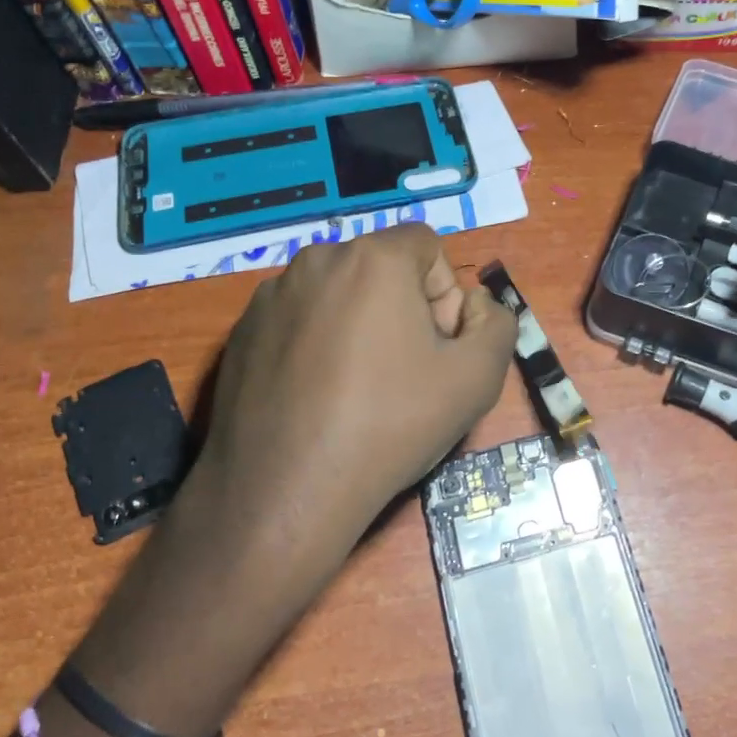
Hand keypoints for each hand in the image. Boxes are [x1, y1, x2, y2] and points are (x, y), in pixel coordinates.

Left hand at [197, 223, 516, 557]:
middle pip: (380, 269)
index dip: (445, 296)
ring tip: (357, 390)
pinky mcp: (240, 332)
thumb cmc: (390, 425)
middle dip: (402, 309)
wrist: (286, 490)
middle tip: (404, 373)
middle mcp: (316, 260)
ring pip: (337, 295)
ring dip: (358, 326)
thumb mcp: (478, 378)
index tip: (438, 349)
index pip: (427, 246)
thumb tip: (473, 306)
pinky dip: (315, 346)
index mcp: (373, 258)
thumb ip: (496, 323)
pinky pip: (297, 321)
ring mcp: (270, 296)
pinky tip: (316, 399)